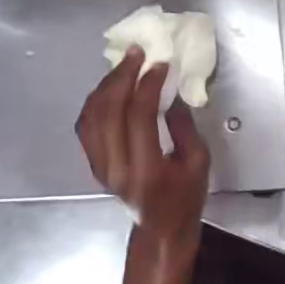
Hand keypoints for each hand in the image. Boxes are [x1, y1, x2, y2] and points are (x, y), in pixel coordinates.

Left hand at [76, 48, 210, 258]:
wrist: (160, 229)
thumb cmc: (185, 197)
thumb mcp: (199, 162)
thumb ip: (183, 125)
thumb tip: (170, 90)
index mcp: (147, 170)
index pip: (139, 117)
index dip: (148, 86)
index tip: (160, 65)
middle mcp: (116, 167)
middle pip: (109, 111)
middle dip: (123, 76)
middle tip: (138, 54)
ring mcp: (99, 166)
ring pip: (92, 115)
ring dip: (107, 84)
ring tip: (125, 64)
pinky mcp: (93, 163)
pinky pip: (86, 124)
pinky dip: (96, 100)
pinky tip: (111, 86)